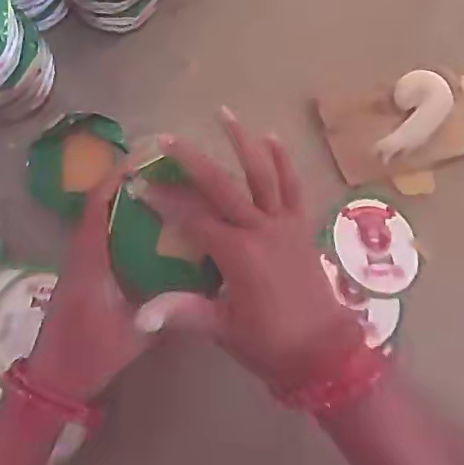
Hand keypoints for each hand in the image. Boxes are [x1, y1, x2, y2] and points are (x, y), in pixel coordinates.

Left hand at [26, 169, 157, 401]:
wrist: (52, 381)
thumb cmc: (89, 354)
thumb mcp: (133, 333)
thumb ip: (164, 308)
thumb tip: (200, 286)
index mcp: (90, 258)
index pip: (96, 204)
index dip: (115, 177)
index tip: (141, 160)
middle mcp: (80, 252)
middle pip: (97, 203)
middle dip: (123, 181)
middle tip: (158, 172)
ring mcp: (78, 261)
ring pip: (96, 217)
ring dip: (119, 200)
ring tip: (156, 192)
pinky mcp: (81, 272)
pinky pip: (98, 233)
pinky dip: (116, 220)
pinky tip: (143, 227)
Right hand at [133, 108, 361, 390]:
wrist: (324, 351)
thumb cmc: (269, 343)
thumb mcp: (223, 329)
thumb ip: (183, 312)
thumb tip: (138, 316)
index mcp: (237, 254)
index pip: (192, 218)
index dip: (164, 201)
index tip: (140, 185)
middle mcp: (260, 229)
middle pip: (220, 185)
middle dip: (191, 160)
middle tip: (167, 138)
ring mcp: (284, 222)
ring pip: (261, 173)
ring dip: (241, 141)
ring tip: (224, 113)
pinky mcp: (302, 224)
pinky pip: (293, 185)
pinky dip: (283, 160)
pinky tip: (272, 137)